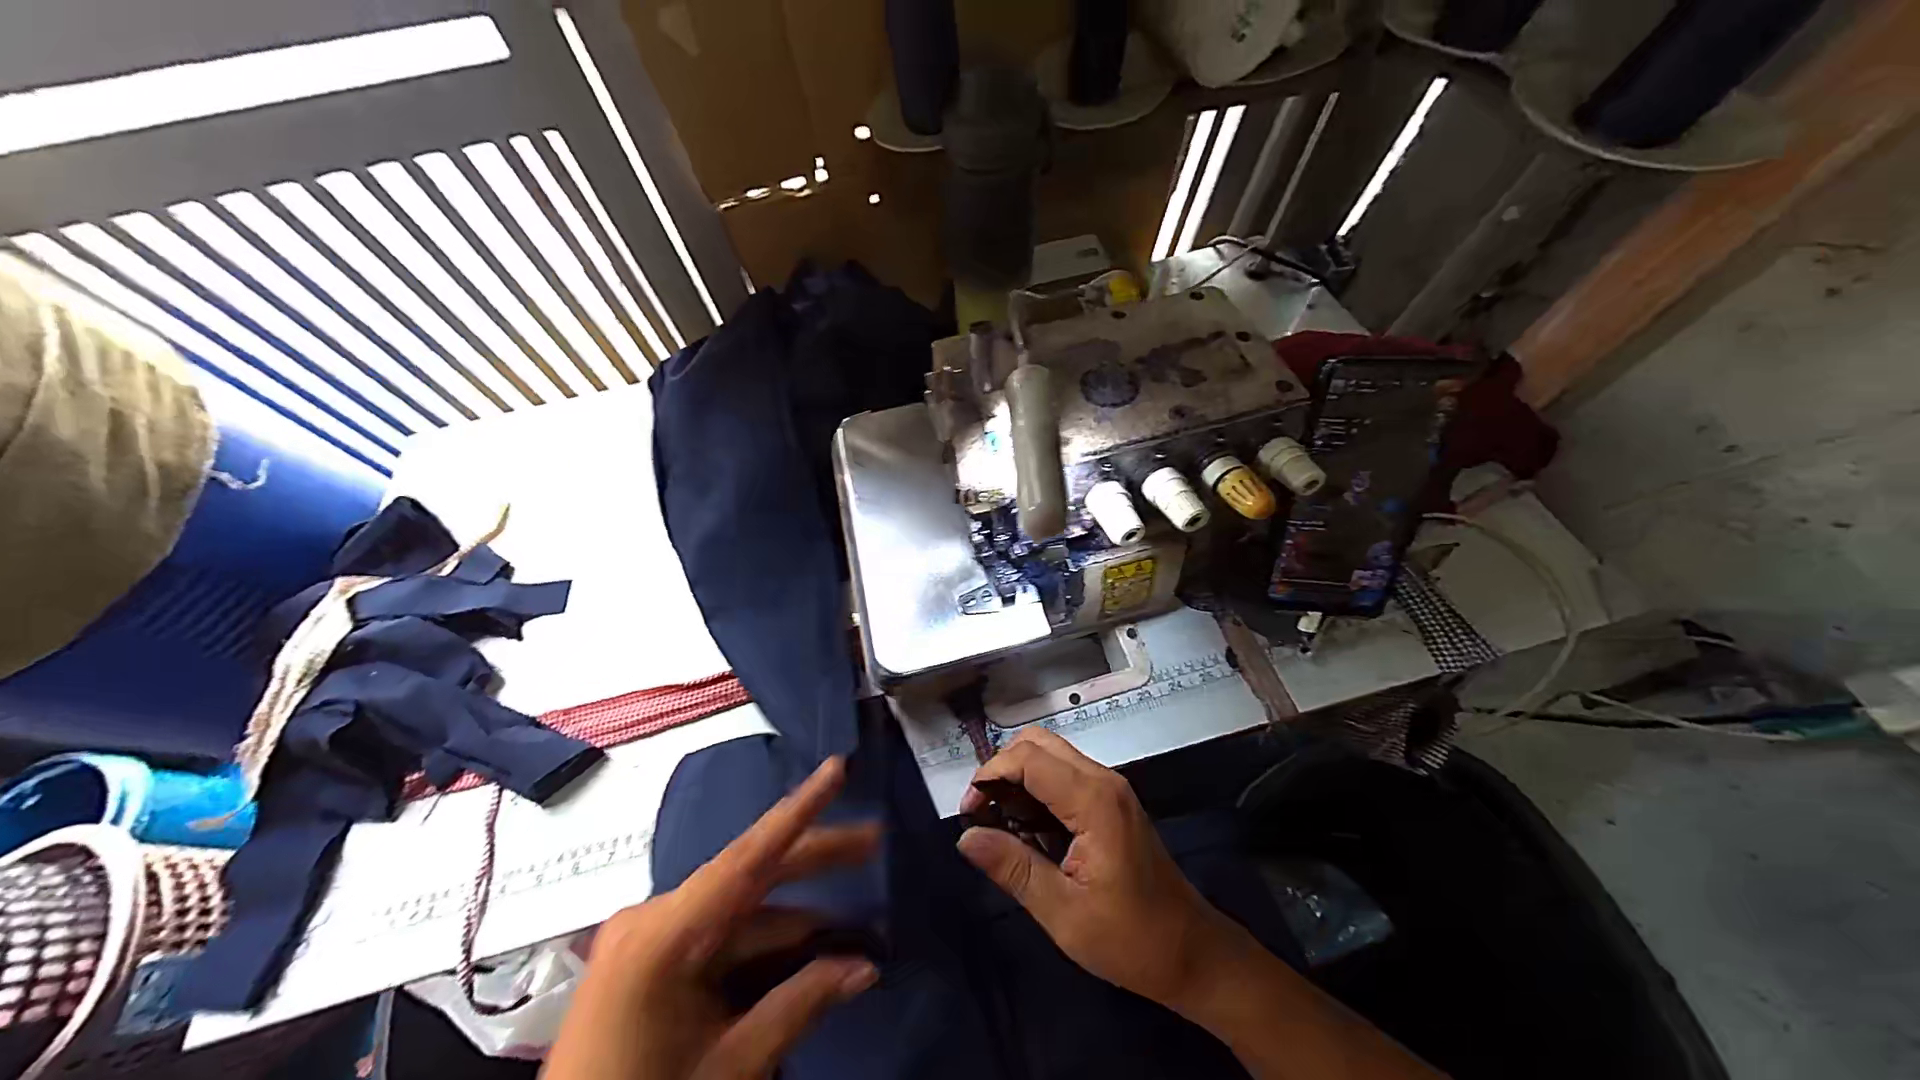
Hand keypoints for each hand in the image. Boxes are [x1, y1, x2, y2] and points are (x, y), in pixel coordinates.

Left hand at [543, 758, 880, 1079]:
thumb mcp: (729, 1066)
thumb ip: (799, 1006)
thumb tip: (866, 966)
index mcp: (663, 934)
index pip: (747, 858)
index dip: (799, 810)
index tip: (836, 767)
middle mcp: (654, 919)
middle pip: (750, 876)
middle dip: (814, 861)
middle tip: (875, 842)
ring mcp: (648, 938)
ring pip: (739, 914)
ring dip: (794, 923)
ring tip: (853, 936)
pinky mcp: (648, 961)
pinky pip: (718, 939)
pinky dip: (762, 948)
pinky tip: (805, 962)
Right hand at [956, 729, 1242, 1010]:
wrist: (1192, 953)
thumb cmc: (1131, 938)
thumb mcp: (1063, 912)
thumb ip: (1013, 868)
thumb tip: (966, 837)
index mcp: (1093, 800)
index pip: (1028, 757)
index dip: (989, 775)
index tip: (969, 813)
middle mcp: (1103, 781)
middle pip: (1037, 744)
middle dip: (1000, 769)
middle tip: (981, 813)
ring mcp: (1110, 790)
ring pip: (1050, 756)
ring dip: (1017, 779)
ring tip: (999, 824)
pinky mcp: (1111, 803)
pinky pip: (1064, 776)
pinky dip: (1036, 790)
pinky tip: (1026, 830)